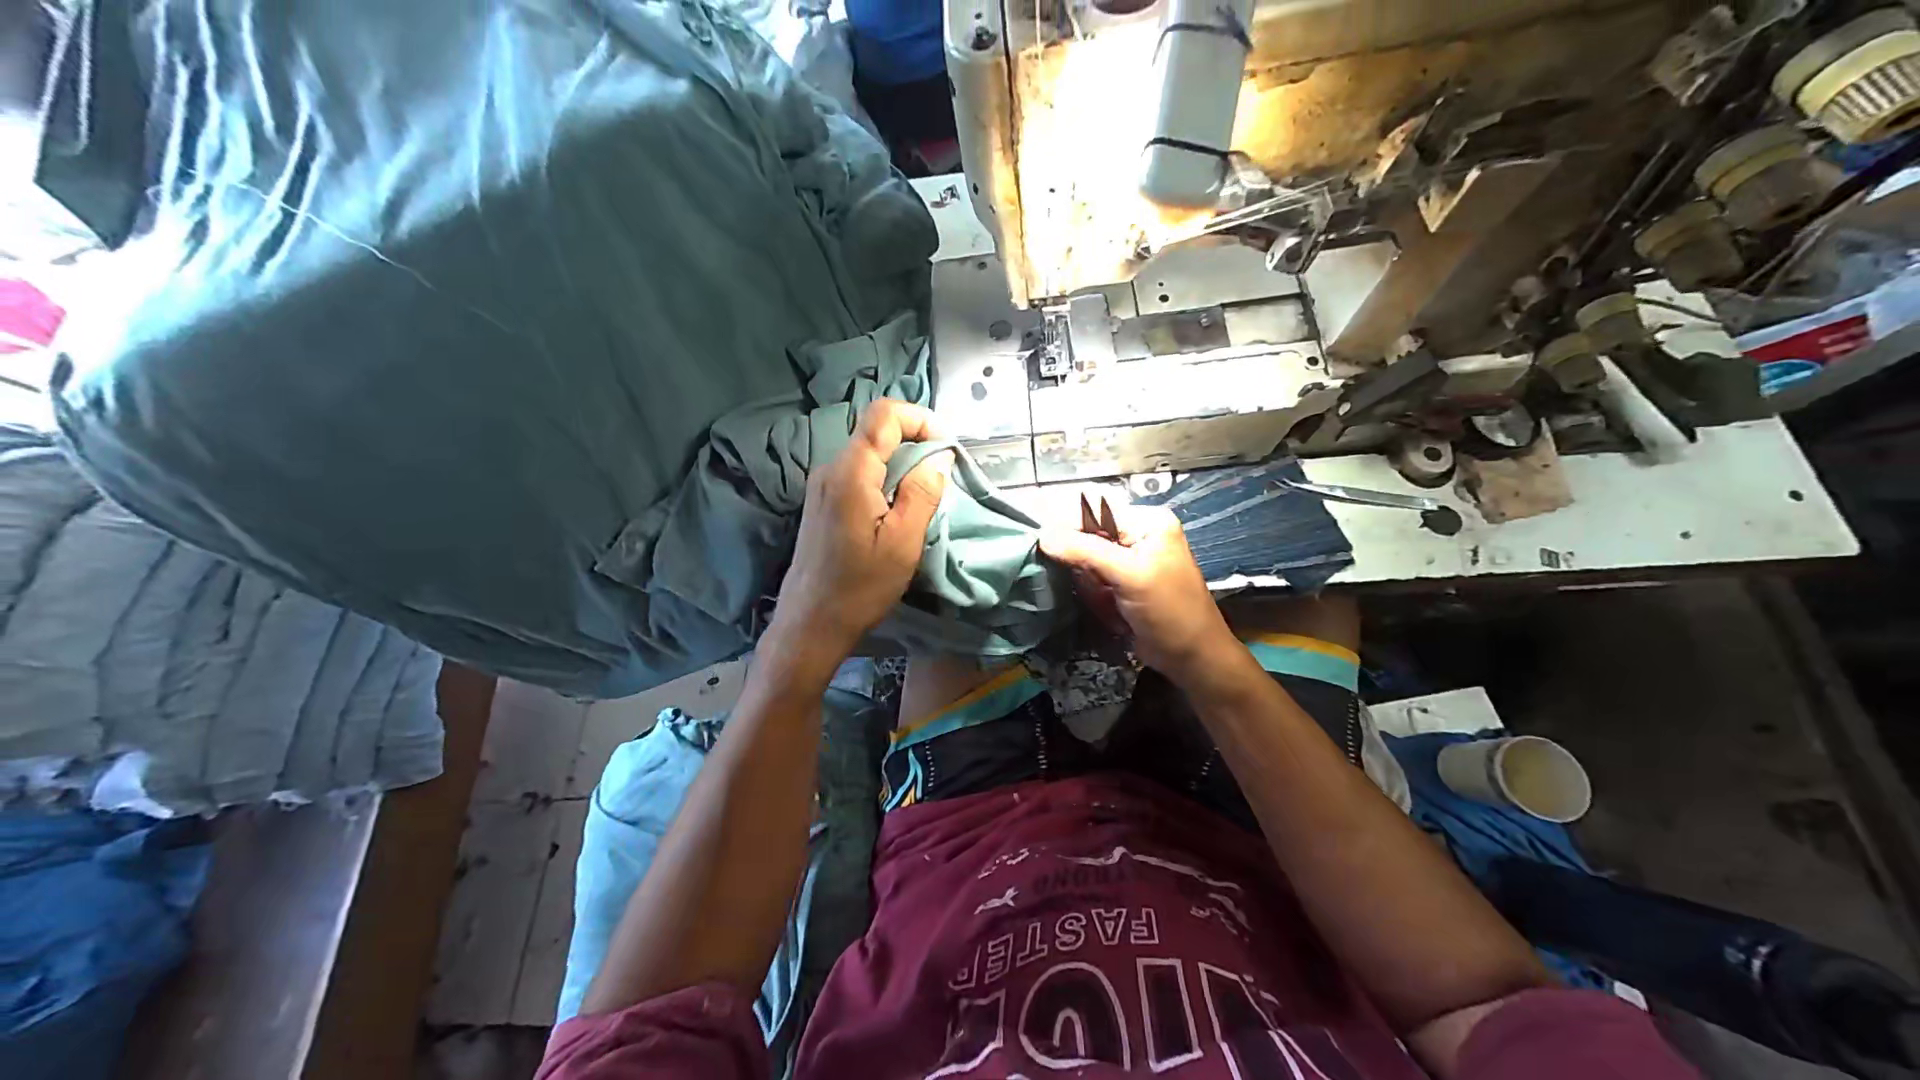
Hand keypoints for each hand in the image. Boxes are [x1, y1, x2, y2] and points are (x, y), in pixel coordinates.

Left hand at [771, 399, 950, 665]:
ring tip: (924, 493)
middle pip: (875, 431)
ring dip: (900, 462)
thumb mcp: (903, 542)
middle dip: (914, 441)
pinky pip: (858, 473)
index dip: (919, 418)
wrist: (811, 623)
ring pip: (867, 453)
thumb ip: (922, 493)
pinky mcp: (821, 502)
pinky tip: (897, 508)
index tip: (945, 446)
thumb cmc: (860, 587)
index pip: (883, 415)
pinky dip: (884, 478)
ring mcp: (821, 485)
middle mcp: (830, 469)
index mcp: (850, 474)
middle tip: (942, 472)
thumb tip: (938, 456)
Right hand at [1039, 504, 1234, 680]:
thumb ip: (1085, 551)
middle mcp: (1138, 534)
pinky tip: (1115, 612)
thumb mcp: (1128, 576)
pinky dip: (1098, 599)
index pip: (1094, 510)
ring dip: (1093, 589)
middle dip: (1087, 569)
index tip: (1054, 553)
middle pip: (1086, 538)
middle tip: (1104, 590)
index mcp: (1147, 521)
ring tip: (1113, 605)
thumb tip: (1043, 536)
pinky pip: (1093, 582)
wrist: (1192, 657)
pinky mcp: (1123, 582)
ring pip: (1085, 563)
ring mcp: (1130, 559)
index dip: (1071, 530)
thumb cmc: (1170, 612)